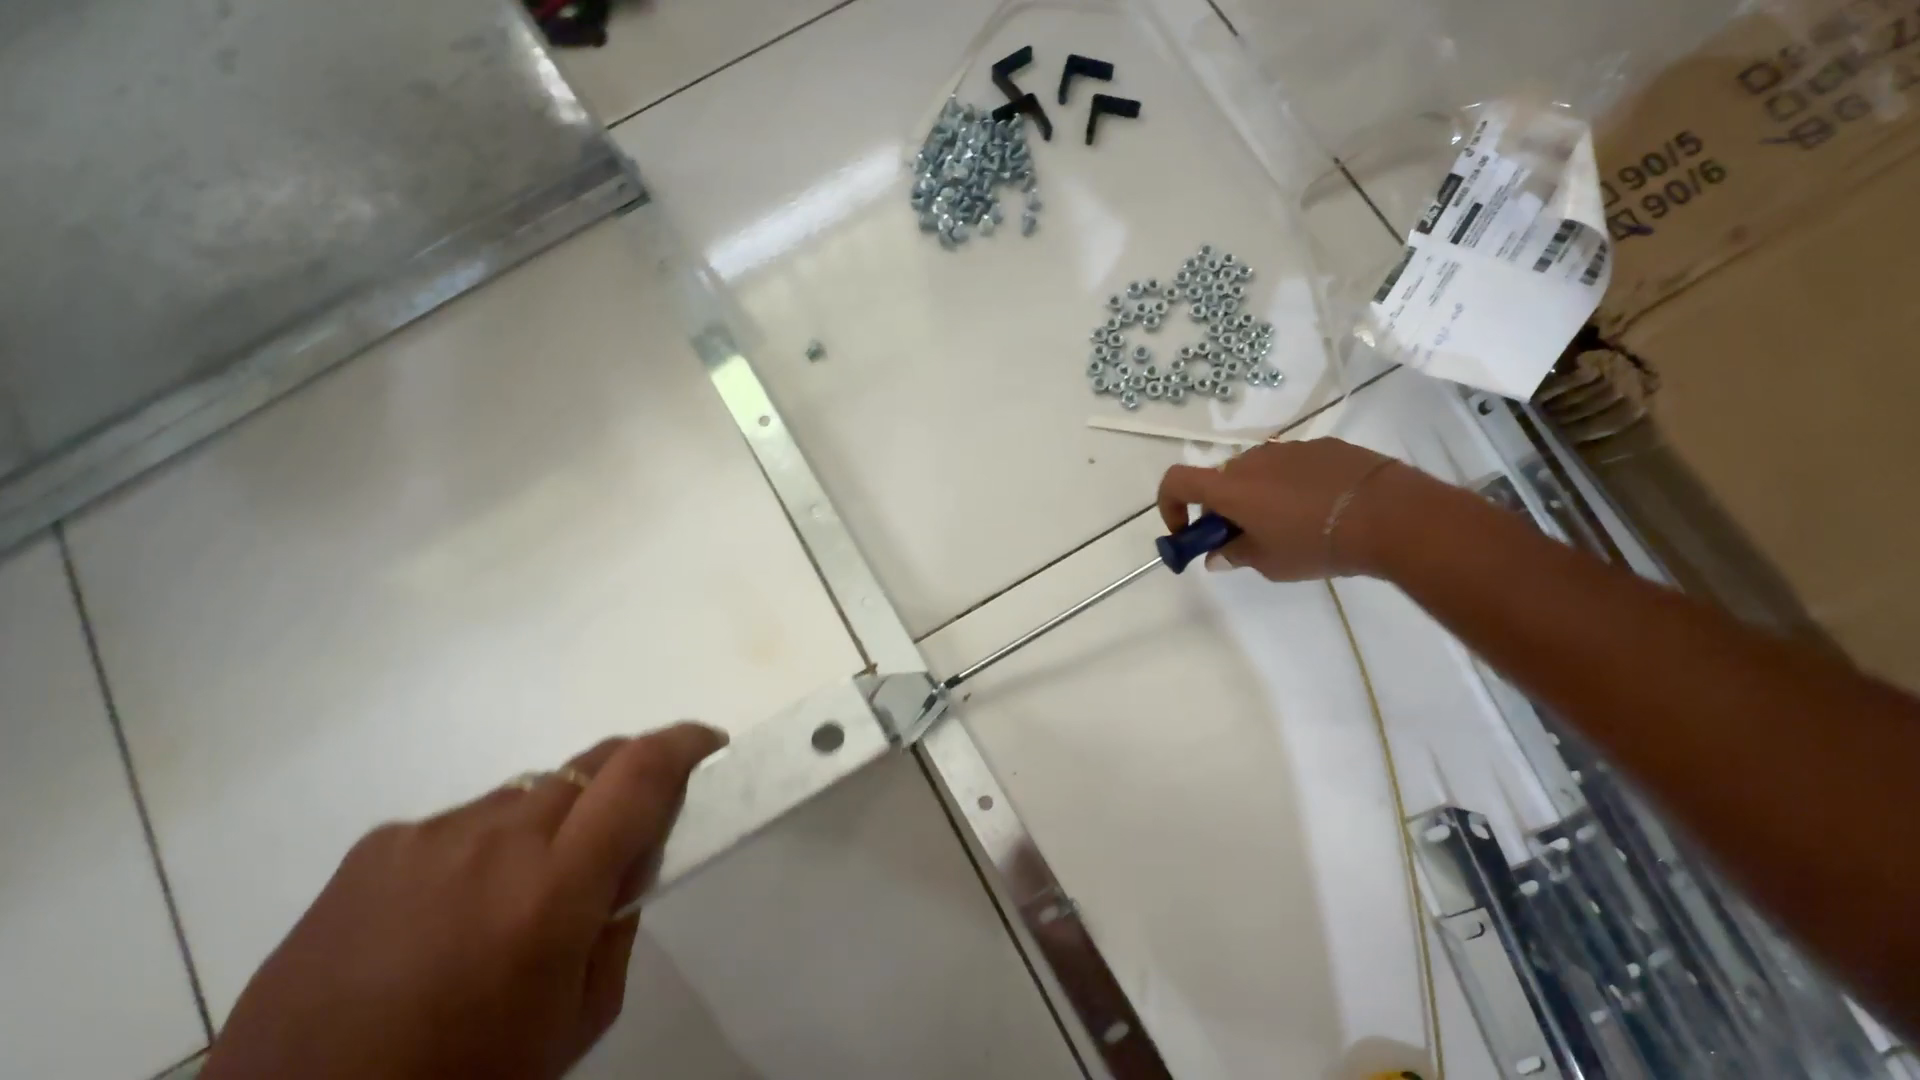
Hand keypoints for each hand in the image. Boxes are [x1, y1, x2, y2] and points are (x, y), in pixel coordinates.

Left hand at [201, 724, 727, 1079]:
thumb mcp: (577, 1018)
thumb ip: (616, 923)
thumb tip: (626, 860)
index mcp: (553, 887)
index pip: (639, 775)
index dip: (684, 744)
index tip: (709, 745)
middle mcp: (493, 837)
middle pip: (586, 767)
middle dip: (625, 783)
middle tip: (628, 832)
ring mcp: (427, 834)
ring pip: (524, 796)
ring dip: (550, 824)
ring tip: (520, 900)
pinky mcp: (375, 845)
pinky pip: (461, 825)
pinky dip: (485, 850)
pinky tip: (449, 918)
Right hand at [1156, 437, 1417, 580]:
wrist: (1390, 515)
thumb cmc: (1316, 544)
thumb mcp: (1270, 562)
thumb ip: (1235, 555)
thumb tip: (1217, 555)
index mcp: (1230, 488)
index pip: (1176, 481)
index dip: (1170, 505)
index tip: (1186, 531)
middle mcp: (1252, 460)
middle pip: (1220, 480)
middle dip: (1221, 509)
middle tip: (1244, 539)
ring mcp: (1289, 449)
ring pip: (1257, 472)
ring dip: (1258, 496)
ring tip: (1291, 527)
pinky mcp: (1323, 447)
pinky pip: (1292, 466)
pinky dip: (1291, 486)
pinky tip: (1322, 510)